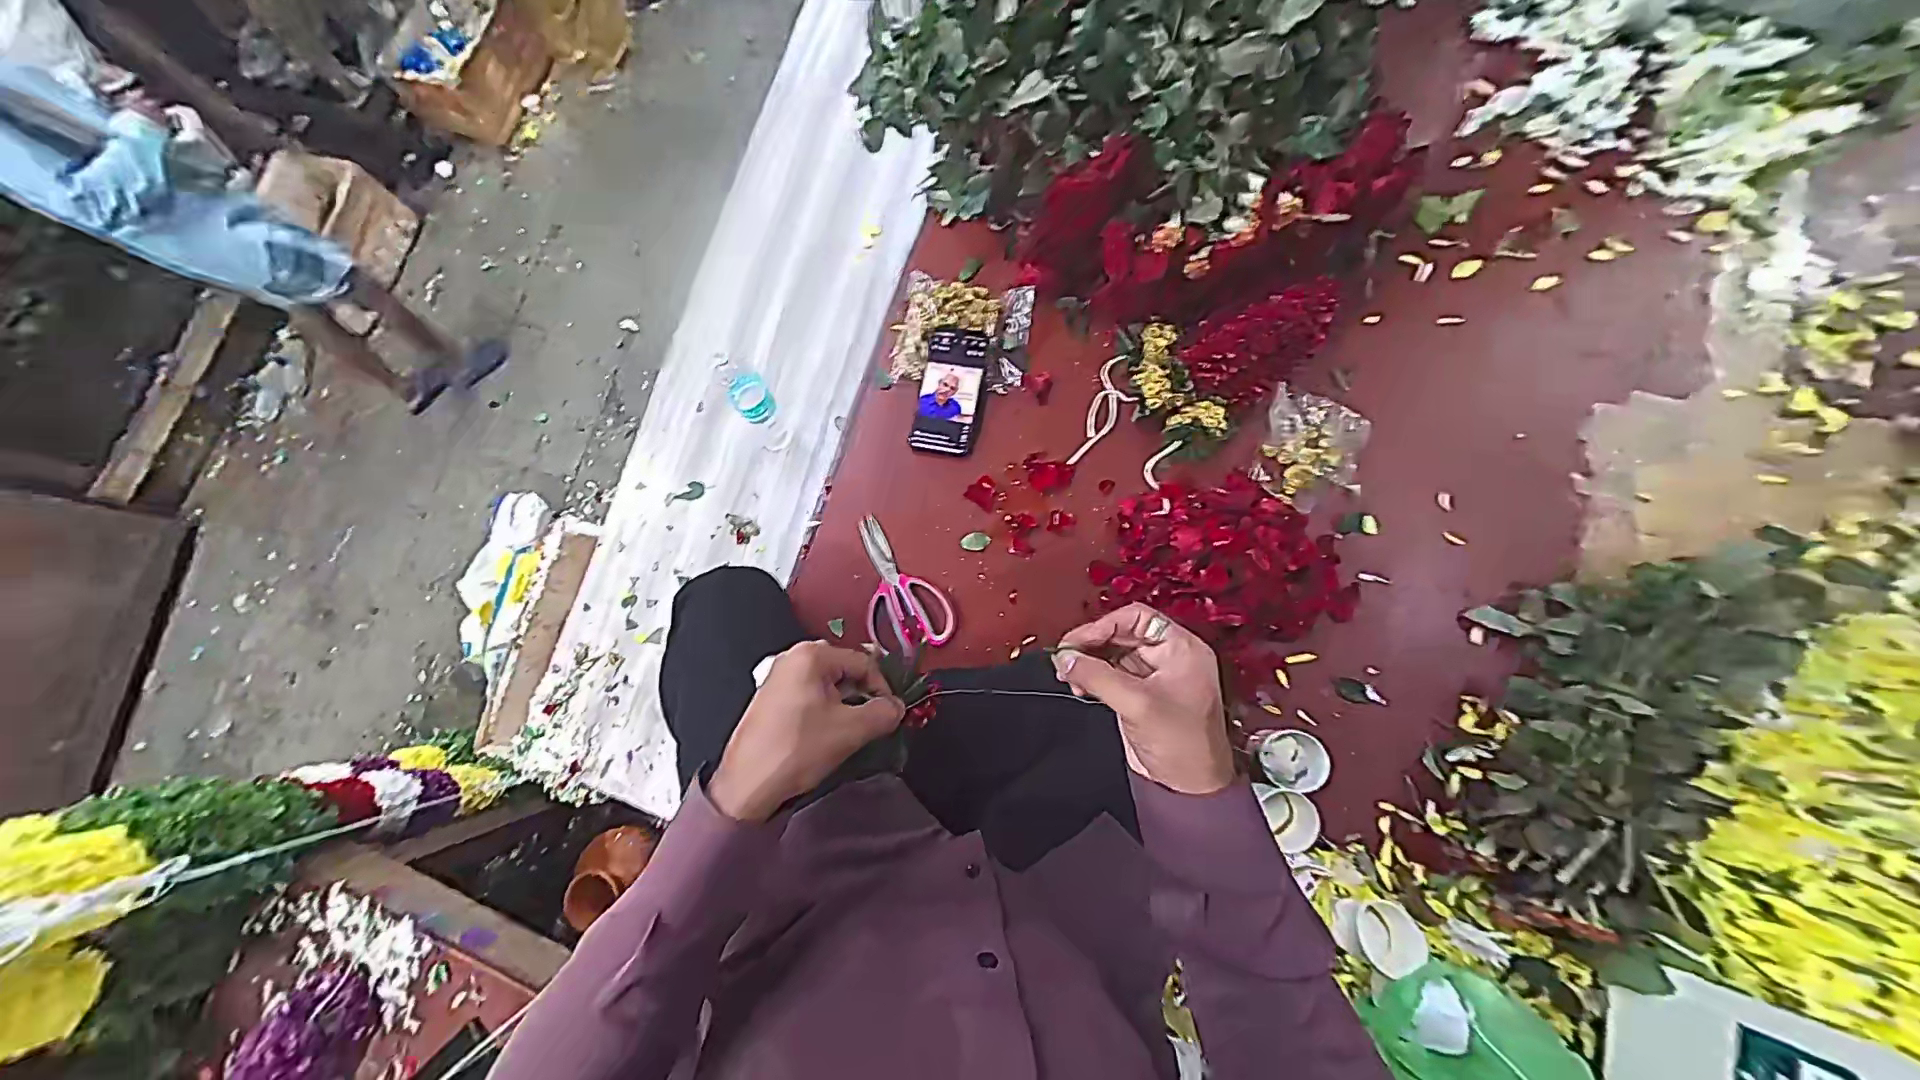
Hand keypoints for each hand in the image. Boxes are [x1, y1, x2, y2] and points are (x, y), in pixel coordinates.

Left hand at [707, 641, 904, 821]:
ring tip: (849, 731)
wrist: (746, 786)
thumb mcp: (851, 730)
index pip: (864, 662)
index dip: (883, 689)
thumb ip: (884, 713)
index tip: (890, 715)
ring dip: (845, 704)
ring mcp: (778, 676)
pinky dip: (825, 709)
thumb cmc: (798, 749)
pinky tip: (825, 734)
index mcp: (811, 655)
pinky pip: (809, 694)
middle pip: (845, 670)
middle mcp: (792, 657)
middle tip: (871, 721)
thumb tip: (897, 707)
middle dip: (863, 694)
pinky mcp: (770, 698)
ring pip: (828, 684)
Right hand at [1052, 604, 1233, 794]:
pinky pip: (1109, 673)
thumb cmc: (1181, 743)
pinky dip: (1091, 676)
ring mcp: (1152, 676)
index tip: (1078, 640)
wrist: (1188, 787)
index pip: (1137, 618)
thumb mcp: (1137, 703)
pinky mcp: (1138, 694)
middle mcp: (1168, 657)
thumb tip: (1065, 657)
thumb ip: (1097, 676)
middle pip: (1121, 634)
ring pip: (1111, 653)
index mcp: (1181, 649)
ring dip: (1087, 661)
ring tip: (1068, 673)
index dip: (1105, 625)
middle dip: (1091, 644)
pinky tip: (1077, 685)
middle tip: (1065, 656)